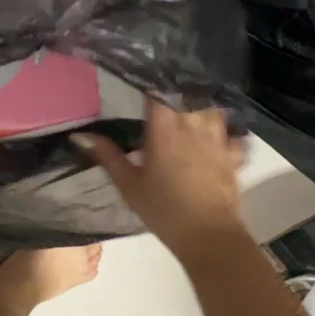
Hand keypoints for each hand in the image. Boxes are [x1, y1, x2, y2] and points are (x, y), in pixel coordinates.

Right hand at [73, 100, 245, 259]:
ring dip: (200, 104)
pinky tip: (218, 134)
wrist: (209, 236)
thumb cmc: (163, 209)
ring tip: (187, 106)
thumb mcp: (128, 184)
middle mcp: (194, 127)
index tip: (140, 79)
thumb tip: (81, 135)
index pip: (159, 92)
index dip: (150, 83)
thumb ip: (107, 155)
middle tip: (162, 91)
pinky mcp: (233, 156)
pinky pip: (233, 134)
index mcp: (165, 129)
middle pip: (189, 94)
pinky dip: (226, 130)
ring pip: (212, 108)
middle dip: (176, 89)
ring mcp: (218, 140)